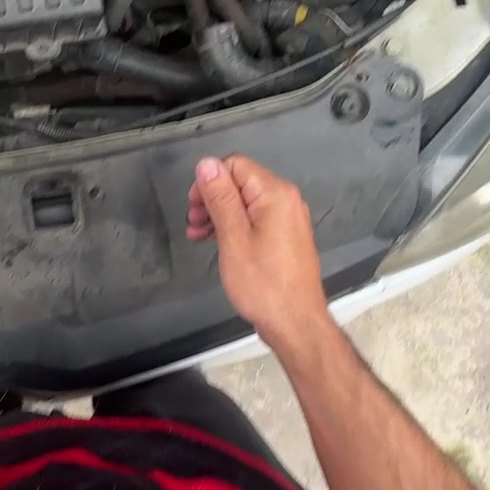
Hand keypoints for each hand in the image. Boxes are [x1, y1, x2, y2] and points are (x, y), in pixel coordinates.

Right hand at [187, 155, 331, 350]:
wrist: (296, 325)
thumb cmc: (263, 283)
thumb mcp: (233, 237)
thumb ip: (220, 197)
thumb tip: (206, 163)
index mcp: (275, 193)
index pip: (234, 165)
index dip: (209, 181)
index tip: (194, 207)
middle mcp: (286, 199)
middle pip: (240, 182)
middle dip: (212, 198)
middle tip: (193, 222)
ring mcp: (288, 218)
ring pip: (245, 201)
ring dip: (219, 213)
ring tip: (198, 235)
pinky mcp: (286, 236)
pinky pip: (255, 218)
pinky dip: (234, 225)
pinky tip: (217, 242)